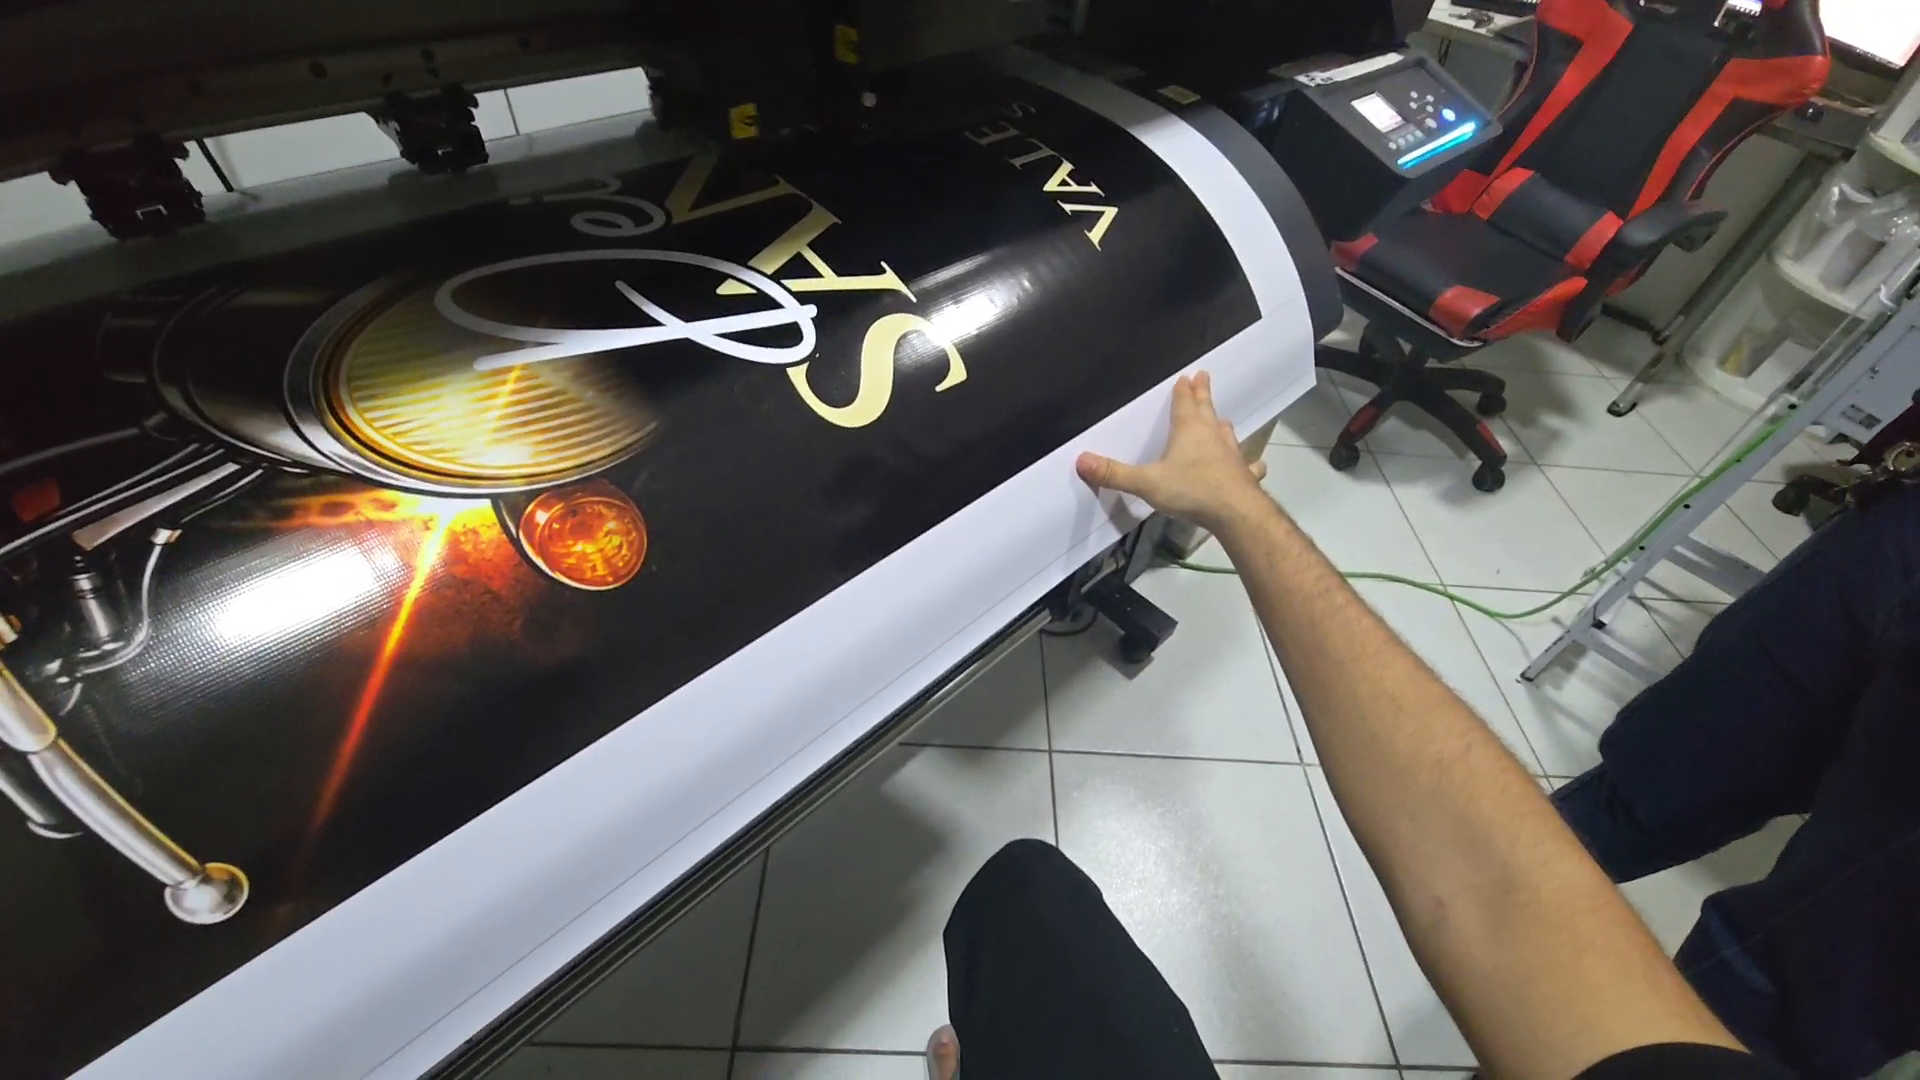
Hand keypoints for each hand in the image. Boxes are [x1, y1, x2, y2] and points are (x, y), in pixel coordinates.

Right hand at [1076, 372, 1269, 532]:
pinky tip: (1256, 465)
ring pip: (1226, 432)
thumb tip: (1080, 460)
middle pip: (1207, 409)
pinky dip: (1249, 463)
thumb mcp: (1146, 482)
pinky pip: (1248, 465)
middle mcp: (1213, 436)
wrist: (1235, 512)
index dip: (1183, 390)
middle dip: (1203, 395)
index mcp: (1189, 430)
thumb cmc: (1191, 490)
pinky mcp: (1245, 474)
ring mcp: (1232, 454)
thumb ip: (1114, 473)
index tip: (1187, 376)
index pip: (1184, 403)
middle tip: (1203, 377)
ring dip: (1221, 424)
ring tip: (1221, 420)